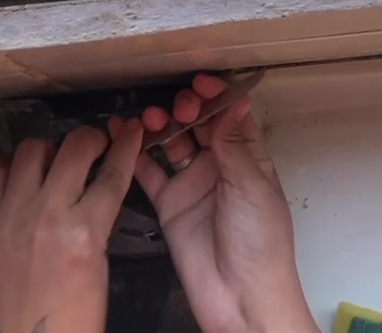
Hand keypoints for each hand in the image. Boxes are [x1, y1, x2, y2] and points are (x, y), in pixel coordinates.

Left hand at [0, 119, 145, 332]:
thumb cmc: (73, 320)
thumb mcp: (98, 268)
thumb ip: (96, 222)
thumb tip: (96, 184)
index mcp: (83, 234)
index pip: (112, 175)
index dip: (125, 145)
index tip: (131, 128)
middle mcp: (46, 214)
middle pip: (74, 148)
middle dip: (90, 138)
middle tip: (94, 144)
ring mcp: (9, 216)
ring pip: (30, 151)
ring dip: (48, 151)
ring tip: (53, 163)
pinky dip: (11, 175)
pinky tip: (20, 188)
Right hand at [125, 76, 314, 332]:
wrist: (240, 299)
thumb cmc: (260, 242)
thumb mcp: (251, 185)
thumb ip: (232, 142)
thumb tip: (232, 100)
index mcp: (247, 158)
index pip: (230, 115)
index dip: (216, 95)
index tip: (200, 82)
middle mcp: (218, 165)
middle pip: (199, 124)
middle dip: (186, 107)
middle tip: (179, 107)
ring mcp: (192, 182)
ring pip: (171, 141)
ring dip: (160, 124)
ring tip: (148, 117)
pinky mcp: (169, 202)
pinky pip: (148, 171)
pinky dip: (134, 152)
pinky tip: (121, 133)